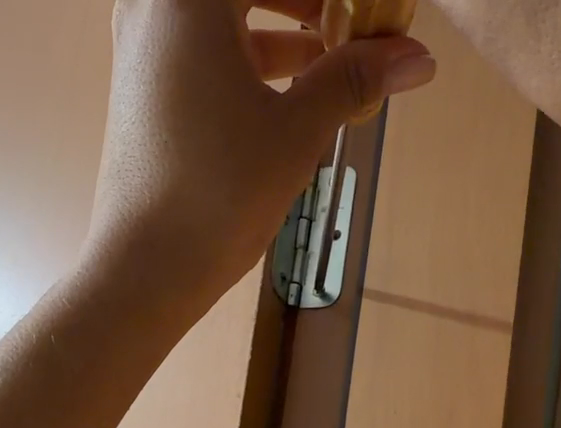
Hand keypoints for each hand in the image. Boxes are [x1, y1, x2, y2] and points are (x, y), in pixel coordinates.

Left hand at [85, 0, 437, 311]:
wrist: (144, 269)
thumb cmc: (219, 192)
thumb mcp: (296, 131)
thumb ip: (353, 78)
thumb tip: (418, 57)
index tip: (368, 16)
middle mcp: (155, 5)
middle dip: (311, 5)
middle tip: (358, 29)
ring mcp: (142, 47)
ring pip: (226, 15)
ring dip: (286, 27)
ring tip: (339, 60)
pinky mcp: (142, 88)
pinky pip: (205, 49)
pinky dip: (251, 57)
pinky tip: (295, 90)